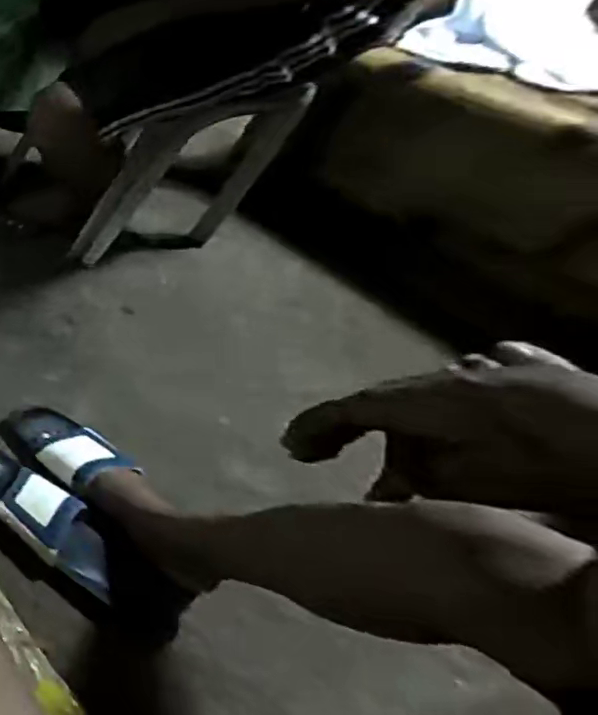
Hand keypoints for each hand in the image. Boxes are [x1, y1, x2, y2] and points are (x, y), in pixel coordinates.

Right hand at [282, 343, 597, 513]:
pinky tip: (479, 368)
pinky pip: (493, 369)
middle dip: (378, 439)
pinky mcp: (547, 374)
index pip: (347, 411)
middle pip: (392, 405)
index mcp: (421, 399)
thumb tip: (396, 486)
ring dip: (423, 420)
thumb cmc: (560, 465)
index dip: (314, 429)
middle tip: (385, 482)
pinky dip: (472, 380)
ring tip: (426, 450)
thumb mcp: (484, 482)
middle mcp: (446, 377)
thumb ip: (429, 479)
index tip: (294, 451)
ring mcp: (497, 372)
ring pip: (436, 390)